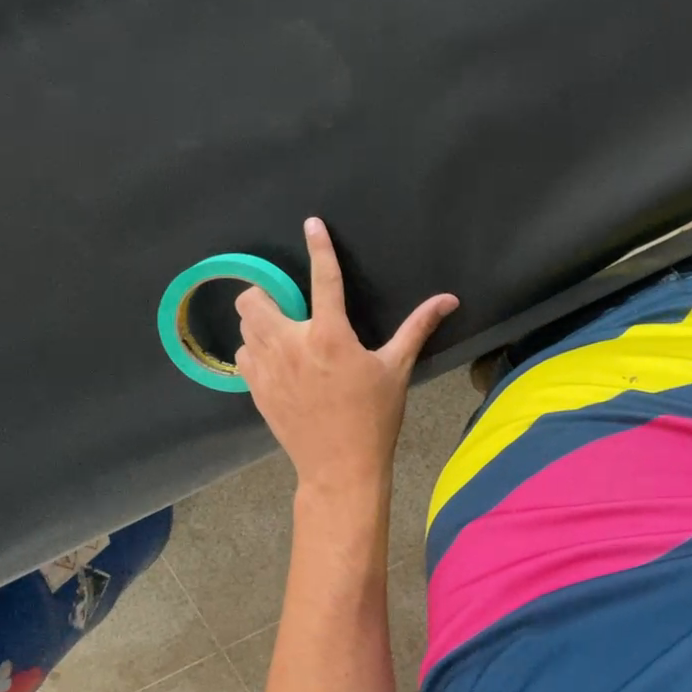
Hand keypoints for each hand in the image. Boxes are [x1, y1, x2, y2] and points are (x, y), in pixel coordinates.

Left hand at [234, 218, 458, 497]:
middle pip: (254, 299)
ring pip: (244, 326)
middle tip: (287, 303)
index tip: (311, 223)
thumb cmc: (374, 415)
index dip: (319, 247)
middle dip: (266, 292)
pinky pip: (241, 355)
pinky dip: (254, 350)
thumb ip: (418, 327)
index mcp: (330, 335)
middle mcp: (291, 345)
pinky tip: (276, 361)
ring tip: (284, 332)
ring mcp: (267, 369)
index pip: (323, 279)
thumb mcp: (397, 367)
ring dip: (260, 321)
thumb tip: (449, 299)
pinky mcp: (255, 390)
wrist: (339, 467)